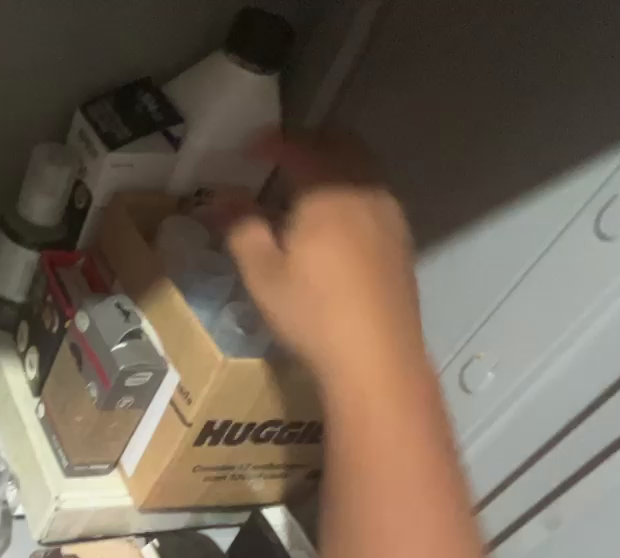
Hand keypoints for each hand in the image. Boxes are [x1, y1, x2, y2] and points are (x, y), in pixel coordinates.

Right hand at [225, 132, 426, 387]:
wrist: (374, 353)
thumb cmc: (311, 312)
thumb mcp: (262, 274)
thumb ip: (241, 228)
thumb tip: (220, 198)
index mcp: (327, 192)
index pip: (299, 148)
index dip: (272, 142)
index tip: (248, 148)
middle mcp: (364, 190)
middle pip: (340, 145)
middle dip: (308, 144)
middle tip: (279, 160)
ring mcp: (388, 213)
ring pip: (361, 168)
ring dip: (332, 166)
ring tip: (305, 190)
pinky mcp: (399, 238)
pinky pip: (372, 194)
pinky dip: (349, 191)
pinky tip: (333, 223)